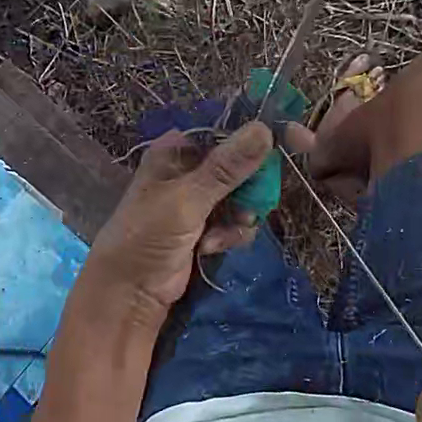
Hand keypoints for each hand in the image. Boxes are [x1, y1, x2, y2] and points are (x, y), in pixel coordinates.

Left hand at [78, 122, 272, 320]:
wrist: (129, 292)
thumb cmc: (147, 236)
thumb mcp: (187, 199)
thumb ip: (227, 167)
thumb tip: (264, 129)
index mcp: (176, 150)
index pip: (226, 129)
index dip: (257, 134)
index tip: (293, 137)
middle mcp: (189, 169)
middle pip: (241, 163)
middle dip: (250, 187)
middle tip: (252, 204)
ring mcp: (199, 200)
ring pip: (244, 195)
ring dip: (240, 215)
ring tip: (223, 232)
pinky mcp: (207, 227)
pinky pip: (237, 221)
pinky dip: (231, 234)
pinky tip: (212, 248)